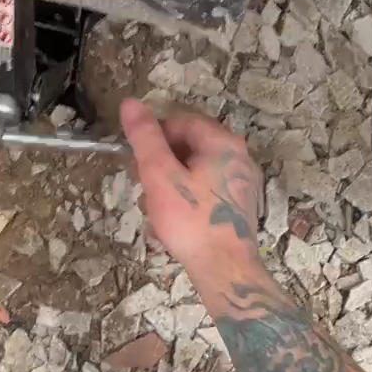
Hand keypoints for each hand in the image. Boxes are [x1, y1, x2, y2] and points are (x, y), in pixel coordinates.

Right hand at [120, 98, 263, 274]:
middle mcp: (239, 158)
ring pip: (194, 173)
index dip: (154, 137)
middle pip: (188, 148)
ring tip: (155, 213)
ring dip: (169, 189)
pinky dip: (186, 203)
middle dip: (160, 167)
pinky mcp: (239, 207)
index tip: (137, 161)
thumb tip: (130, 103)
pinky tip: (171, 225)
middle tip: (145, 190)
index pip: (181, 122)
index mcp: (223, 143)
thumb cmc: (191, 221)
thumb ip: (145, 138)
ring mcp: (242, 184)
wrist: (224, 268)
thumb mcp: (160, 175)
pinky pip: (205, 194)